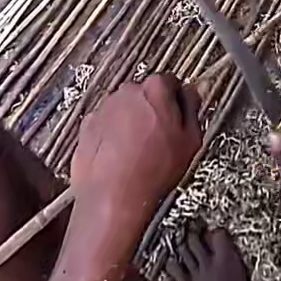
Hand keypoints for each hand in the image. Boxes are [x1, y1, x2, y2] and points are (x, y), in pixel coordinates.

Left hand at [72, 75, 201, 233]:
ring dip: (131, 123)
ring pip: (124, 109)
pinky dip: (111, 136)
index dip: (176, 102)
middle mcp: (128, 91)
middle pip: (146, 94)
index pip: (171, 82)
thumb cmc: (152, 171)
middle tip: (160, 138)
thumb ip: (192, 108)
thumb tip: (190, 96)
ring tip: (138, 153)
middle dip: (153, 111)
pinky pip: (105, 125)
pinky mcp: (88, 126)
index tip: (178, 117)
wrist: (113, 198)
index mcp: (156, 88)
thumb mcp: (190, 140)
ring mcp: (105, 108)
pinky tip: (120, 157)